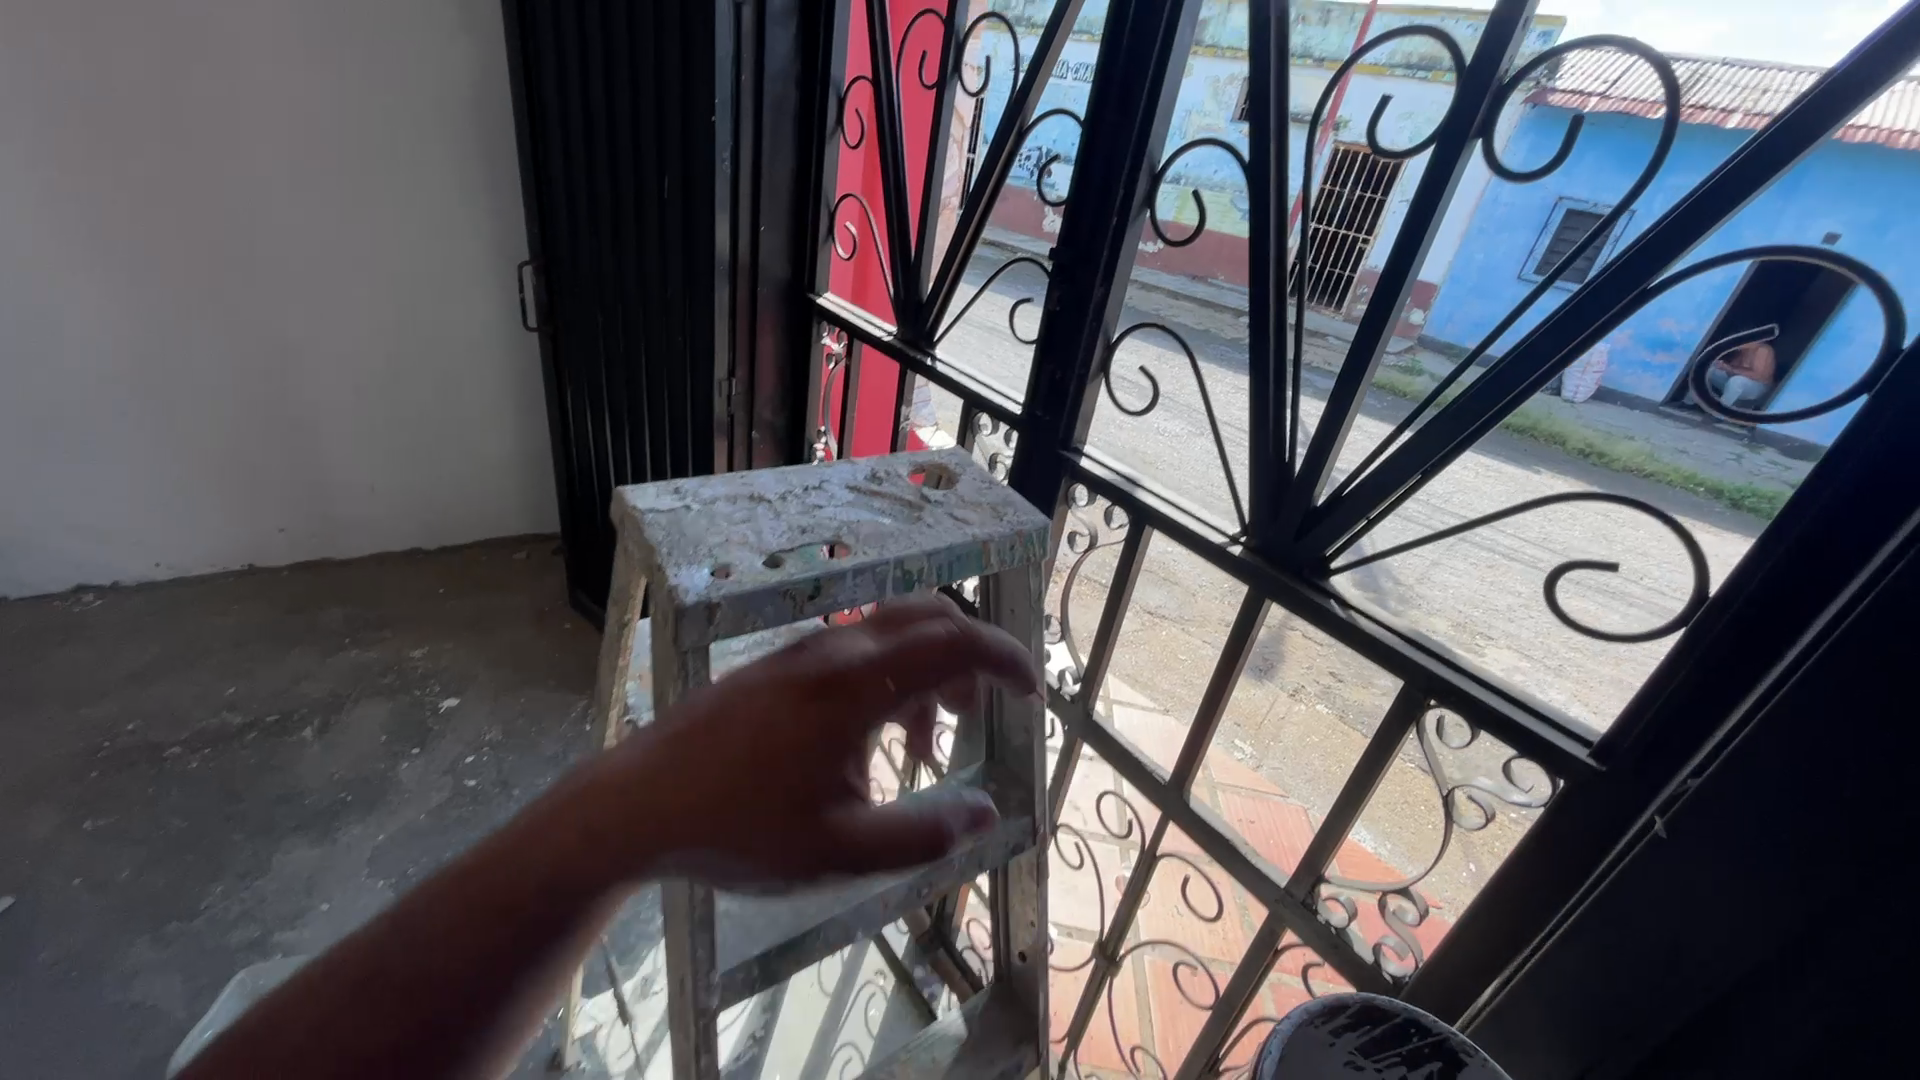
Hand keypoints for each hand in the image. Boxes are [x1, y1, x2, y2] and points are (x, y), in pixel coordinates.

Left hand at [579, 594, 1040, 887]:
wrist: (635, 805)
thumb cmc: (738, 829)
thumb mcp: (840, 849)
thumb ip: (923, 834)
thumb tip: (987, 813)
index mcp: (857, 684)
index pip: (955, 642)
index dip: (1006, 659)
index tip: (1033, 691)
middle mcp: (836, 650)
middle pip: (929, 621)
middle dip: (970, 662)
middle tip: (975, 719)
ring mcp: (803, 652)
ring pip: (892, 637)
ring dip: (925, 678)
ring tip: (922, 749)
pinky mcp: (780, 665)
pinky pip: (856, 653)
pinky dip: (888, 684)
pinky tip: (868, 745)